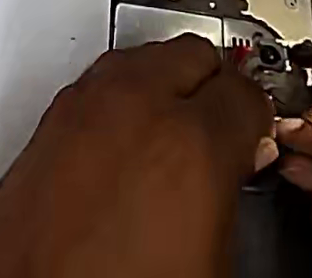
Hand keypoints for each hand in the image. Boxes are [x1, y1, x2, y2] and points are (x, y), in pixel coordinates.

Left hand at [0, 35, 276, 277]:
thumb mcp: (207, 262)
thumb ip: (231, 193)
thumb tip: (238, 167)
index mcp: (190, 144)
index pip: (247, 93)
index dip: (258, 115)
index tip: (256, 129)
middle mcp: (137, 106)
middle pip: (197, 53)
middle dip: (215, 85)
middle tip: (221, 122)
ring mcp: (89, 102)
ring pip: (148, 54)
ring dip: (167, 81)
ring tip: (172, 127)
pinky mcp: (54, 113)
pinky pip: (105, 77)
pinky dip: (124, 93)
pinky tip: (127, 134)